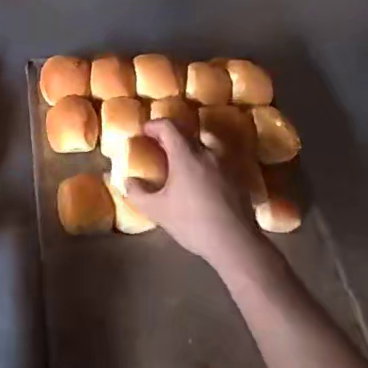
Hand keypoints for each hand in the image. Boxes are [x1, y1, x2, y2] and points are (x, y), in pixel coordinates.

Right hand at [124, 119, 268, 274]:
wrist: (235, 243)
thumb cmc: (193, 223)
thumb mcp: (157, 211)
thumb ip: (138, 194)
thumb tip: (128, 181)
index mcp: (186, 155)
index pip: (168, 126)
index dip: (153, 125)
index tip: (143, 131)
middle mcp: (207, 153)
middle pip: (188, 132)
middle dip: (171, 135)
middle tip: (159, 145)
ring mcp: (226, 164)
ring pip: (207, 143)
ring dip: (192, 146)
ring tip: (184, 160)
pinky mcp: (239, 178)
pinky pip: (219, 160)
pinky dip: (207, 162)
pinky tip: (203, 180)